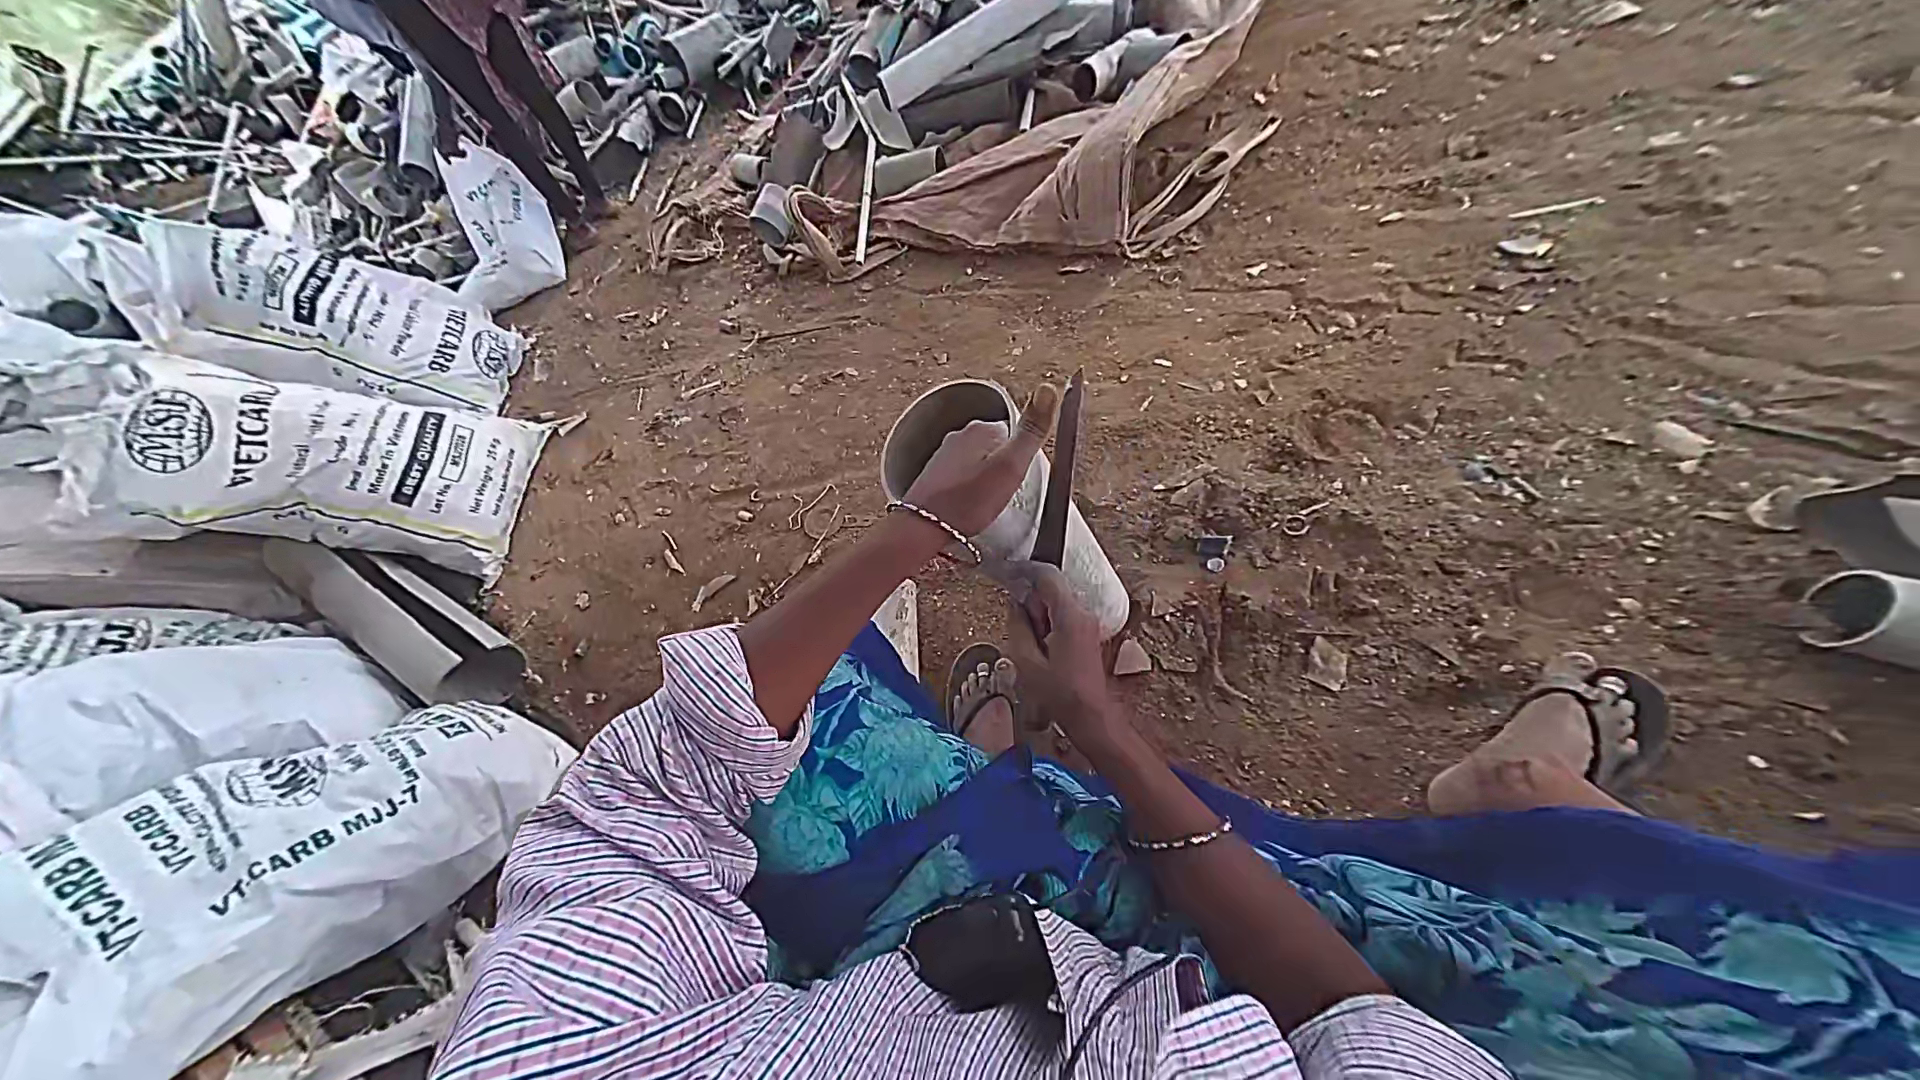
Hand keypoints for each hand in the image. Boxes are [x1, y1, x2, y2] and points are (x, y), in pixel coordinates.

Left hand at [903, 384, 1059, 536]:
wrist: (922, 528)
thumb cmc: (966, 501)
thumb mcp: (1010, 466)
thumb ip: (1031, 431)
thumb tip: (1048, 390)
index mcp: (981, 429)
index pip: (1017, 435)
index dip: (1022, 460)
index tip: (1018, 480)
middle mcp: (960, 436)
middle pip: (998, 449)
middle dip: (1005, 470)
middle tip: (1003, 494)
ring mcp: (945, 455)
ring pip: (981, 464)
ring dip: (987, 481)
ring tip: (987, 503)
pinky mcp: (937, 475)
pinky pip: (965, 477)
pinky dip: (971, 490)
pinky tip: (970, 505)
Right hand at [1004, 562, 1124, 743]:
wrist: (1091, 716)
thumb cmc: (1060, 694)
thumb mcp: (1026, 660)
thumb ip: (1018, 625)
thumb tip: (1014, 604)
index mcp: (1070, 616)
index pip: (1048, 576)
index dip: (1025, 571)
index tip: (1007, 571)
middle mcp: (1084, 614)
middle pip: (1051, 591)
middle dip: (1032, 606)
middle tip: (1026, 635)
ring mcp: (1089, 624)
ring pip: (1056, 605)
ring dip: (1041, 619)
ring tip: (1038, 650)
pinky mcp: (1089, 634)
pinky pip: (1064, 618)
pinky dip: (1050, 627)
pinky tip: (1046, 652)